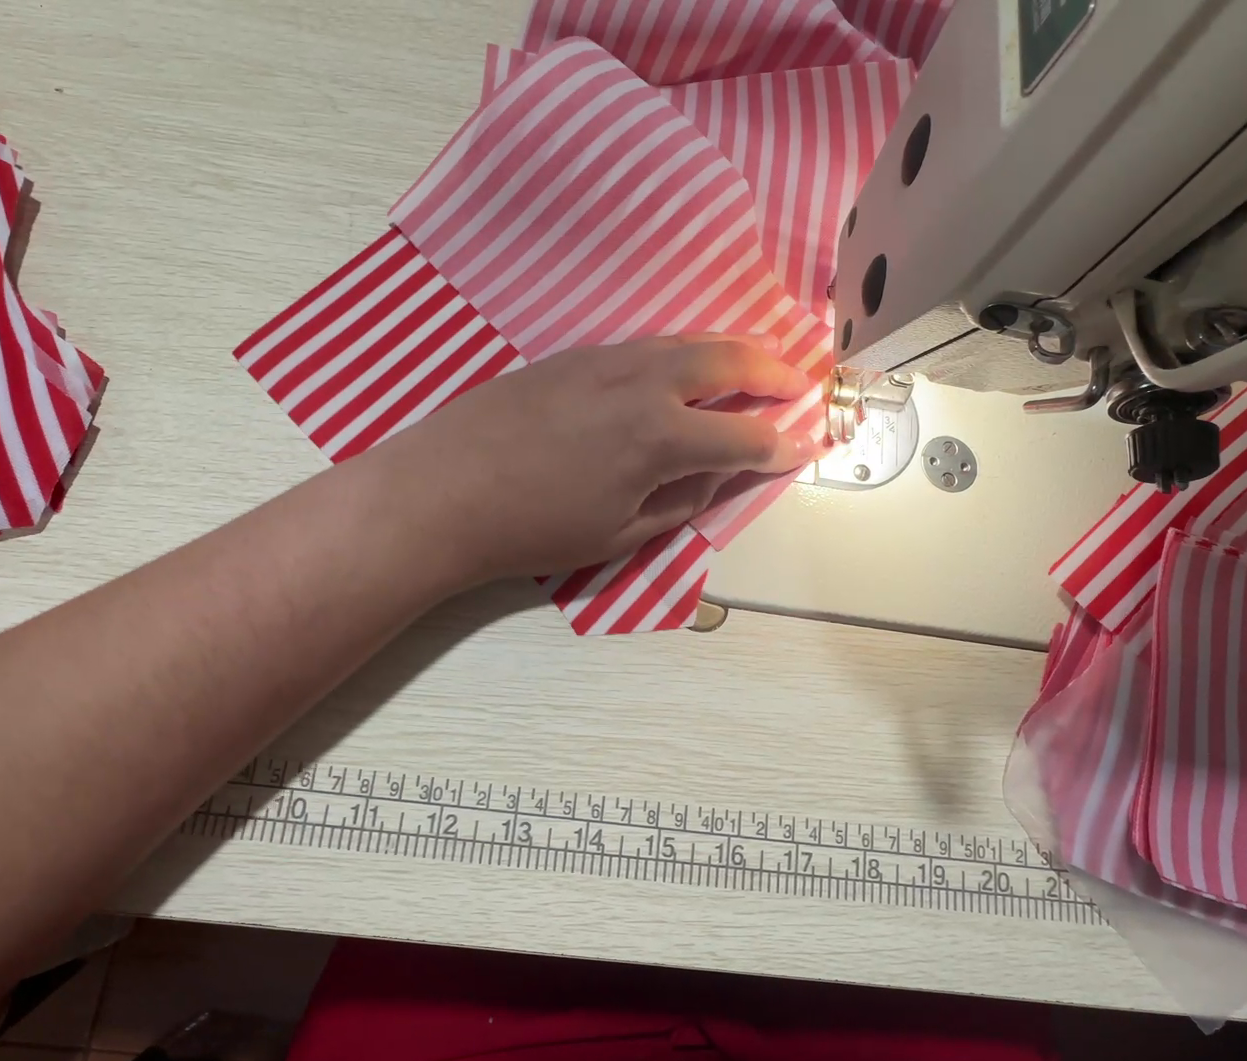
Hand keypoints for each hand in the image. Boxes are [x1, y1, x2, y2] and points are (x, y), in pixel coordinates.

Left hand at [358, 334, 819, 585]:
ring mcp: (605, 358)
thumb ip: (682, 500)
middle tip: (798, 382)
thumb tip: (721, 475)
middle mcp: (643, 382)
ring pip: (685, 341)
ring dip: (728, 352)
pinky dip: (680, 353)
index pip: (745, 435)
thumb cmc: (532, 528)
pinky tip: (677, 372)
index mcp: (661, 436)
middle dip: (774, 369)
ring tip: (750, 368)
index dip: (781, 444)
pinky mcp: (573, 354)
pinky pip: (645, 345)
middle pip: (729, 358)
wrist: (443, 490)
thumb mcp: (619, 533)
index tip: (803, 447)